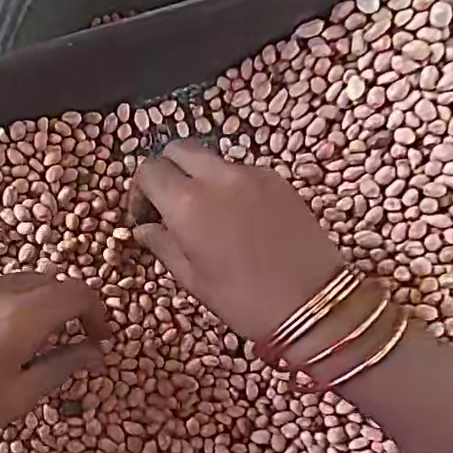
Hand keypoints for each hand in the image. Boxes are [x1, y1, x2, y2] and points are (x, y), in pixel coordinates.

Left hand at [0, 273, 109, 452]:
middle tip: (64, 338)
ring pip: (7, 283)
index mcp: (17, 317)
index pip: (76, 292)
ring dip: (23, 304)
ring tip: (13, 342)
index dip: (96, 310)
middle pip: (44, 281)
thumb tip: (96, 352)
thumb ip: (64, 365)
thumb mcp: (18, 397)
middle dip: (61, 306)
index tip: (97, 333)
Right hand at [130, 141, 348, 343]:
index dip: (139, 190)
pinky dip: (229, 184)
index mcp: (188, 204)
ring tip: (206, 215)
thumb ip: (162, 245)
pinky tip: (238, 218)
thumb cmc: (244, 301)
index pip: (149, 171)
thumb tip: (143, 228)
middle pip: (178, 149)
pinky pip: (241, 171)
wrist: (313, 303)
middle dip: (167, 171)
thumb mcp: (193, 280)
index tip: (144, 215)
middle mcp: (217, 177)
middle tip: (169, 205)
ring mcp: (252, 174)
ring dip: (198, 177)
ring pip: (211, 159)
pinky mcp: (278, 179)